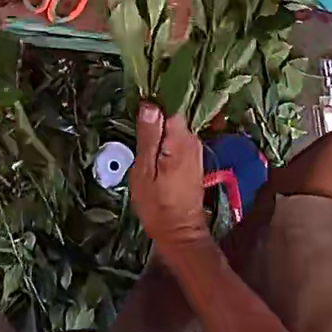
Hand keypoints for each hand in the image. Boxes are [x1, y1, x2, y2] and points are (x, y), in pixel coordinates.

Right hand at [129, 103, 210, 252]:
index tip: (139, 98)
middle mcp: (192, 140)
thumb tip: (149, 105)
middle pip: (174, 112)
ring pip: (175, 124)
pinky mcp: (192, 157)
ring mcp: (195, 148)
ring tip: (141, 127)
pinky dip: (165, 135)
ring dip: (160, 124)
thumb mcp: (144, 170)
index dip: (156, 99)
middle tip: (136, 116)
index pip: (172, 104)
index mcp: (180, 140)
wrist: (179, 233)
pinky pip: (178, 136)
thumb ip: (148, 136)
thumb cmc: (157, 204)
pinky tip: (152, 141)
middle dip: (156, 111)